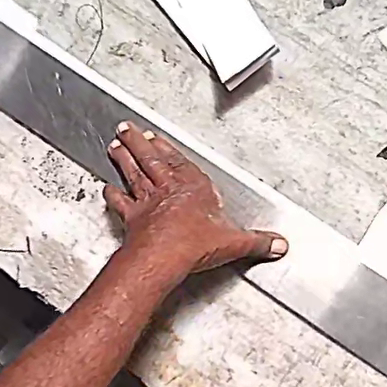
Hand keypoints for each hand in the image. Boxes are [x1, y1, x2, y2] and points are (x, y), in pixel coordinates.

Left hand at [104, 122, 286, 276]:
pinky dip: (113, 196)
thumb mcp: (235, 242)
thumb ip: (258, 242)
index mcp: (194, 188)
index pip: (181, 162)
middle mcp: (169, 190)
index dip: (169, 149)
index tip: (159, 138)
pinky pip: (121, 204)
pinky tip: (107, 189)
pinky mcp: (133, 219)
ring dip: (124, 159)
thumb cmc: (194, 244)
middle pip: (151, 160)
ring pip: (134, 174)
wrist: (162, 258)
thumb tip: (279, 245)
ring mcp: (148, 203)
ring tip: (115, 145)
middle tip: (127, 128)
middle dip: (139, 143)